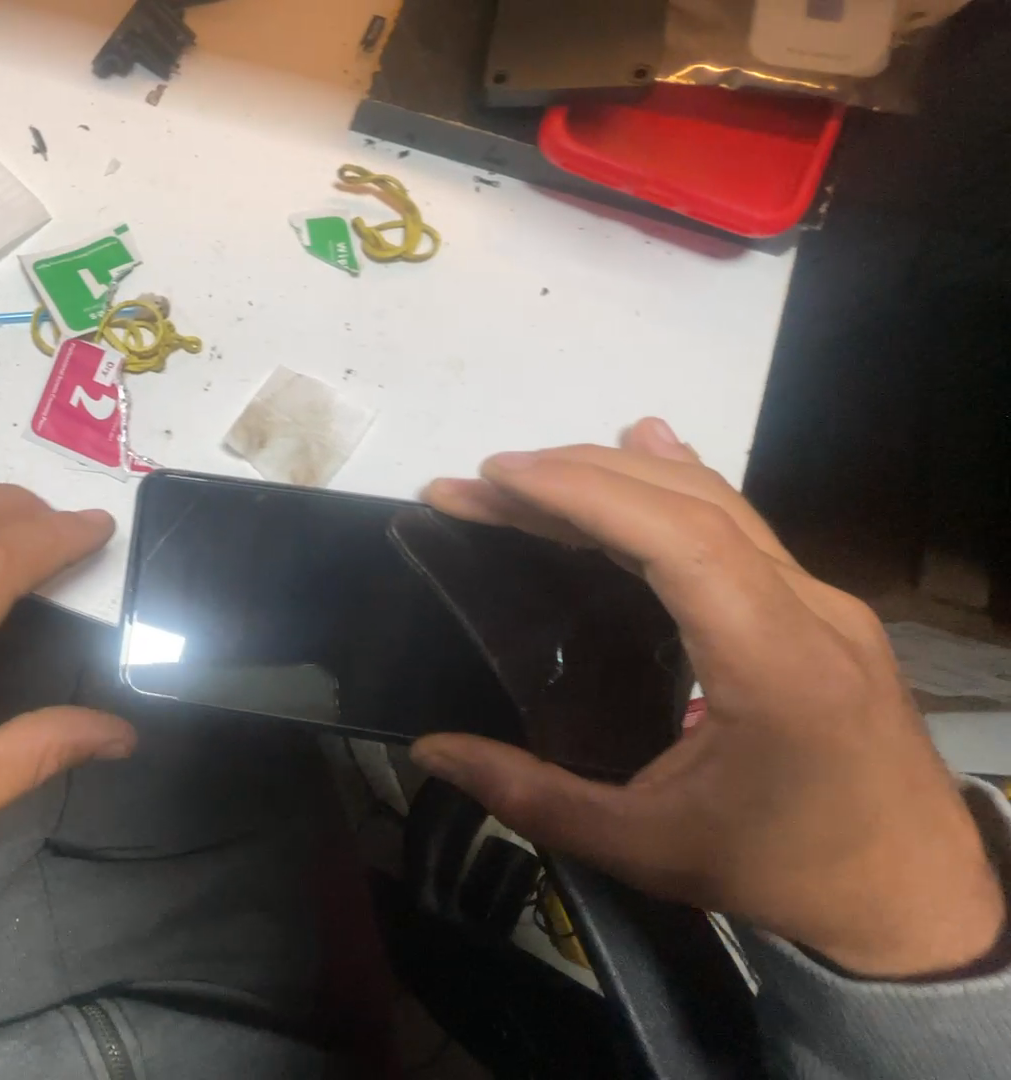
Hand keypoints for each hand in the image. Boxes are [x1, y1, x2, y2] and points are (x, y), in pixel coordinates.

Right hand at [414, 418, 1004, 976]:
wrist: (916, 902)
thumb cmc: (780, 870)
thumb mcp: (640, 846)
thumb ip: (526, 794)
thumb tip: (427, 749)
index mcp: (773, 665)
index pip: (680, 539)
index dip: (584, 493)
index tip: (498, 477)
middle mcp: (807, 613)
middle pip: (686, 504)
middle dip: (569, 478)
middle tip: (474, 483)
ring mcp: (818, 603)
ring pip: (710, 503)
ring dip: (608, 477)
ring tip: (518, 476)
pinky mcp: (810, 609)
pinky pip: (734, 523)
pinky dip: (671, 479)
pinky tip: (643, 440)